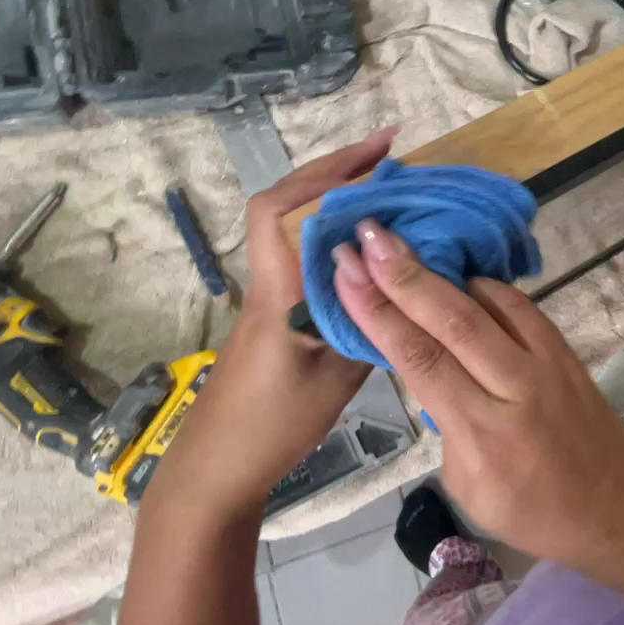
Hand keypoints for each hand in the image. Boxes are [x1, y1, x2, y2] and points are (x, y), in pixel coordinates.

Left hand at [142, 130, 397, 525]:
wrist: (214, 473)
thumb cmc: (270, 426)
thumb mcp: (335, 378)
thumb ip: (369, 326)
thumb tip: (409, 286)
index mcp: (278, 291)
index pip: (277, 211)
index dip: (321, 174)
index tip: (373, 156)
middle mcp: (270, 284)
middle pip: (287, 206)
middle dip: (337, 170)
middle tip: (391, 151)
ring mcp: (272, 299)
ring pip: (299, 230)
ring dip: (338, 199)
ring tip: (391, 186)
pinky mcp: (279, 317)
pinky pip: (309, 258)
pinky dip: (341, 236)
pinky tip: (375, 245)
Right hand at [331, 219, 623, 567]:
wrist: (616, 507)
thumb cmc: (533, 512)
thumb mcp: (469, 487)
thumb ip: (446, 426)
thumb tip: (430, 373)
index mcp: (483, 432)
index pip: (420, 359)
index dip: (379, 312)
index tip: (348, 272)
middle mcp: (517, 387)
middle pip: (453, 320)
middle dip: (404, 274)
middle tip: (366, 234)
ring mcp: (549, 363)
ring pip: (491, 304)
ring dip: (443, 272)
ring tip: (403, 242)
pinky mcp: (567, 351)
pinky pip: (523, 308)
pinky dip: (488, 287)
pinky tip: (461, 275)